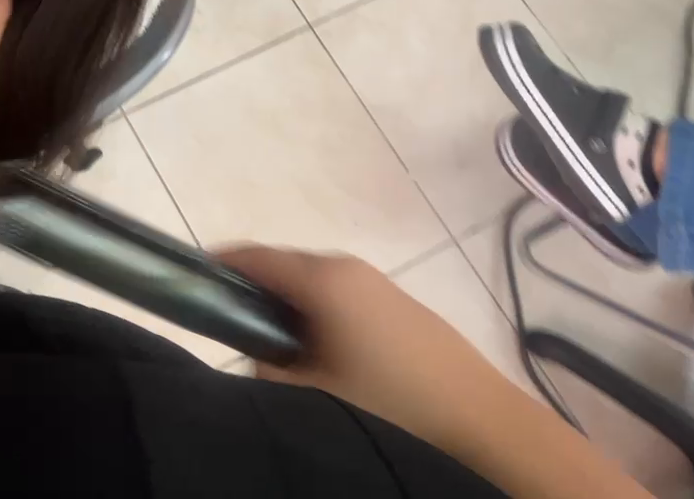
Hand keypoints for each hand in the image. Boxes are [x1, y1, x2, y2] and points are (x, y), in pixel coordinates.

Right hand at [218, 246, 514, 447]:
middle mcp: (347, 267)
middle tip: (235, 328)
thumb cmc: (393, 406)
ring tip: (282, 349)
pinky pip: (345, 299)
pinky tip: (332, 358)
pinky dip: (324, 316)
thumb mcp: (310, 394)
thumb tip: (257, 356)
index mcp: (320, 277)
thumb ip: (264, 368)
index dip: (216, 267)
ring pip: (314, 284)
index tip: (194, 288)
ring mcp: (383, 285)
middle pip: (281, 266)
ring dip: (291, 306)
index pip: (249, 255)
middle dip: (254, 291)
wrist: (499, 438)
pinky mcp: (408, 310)